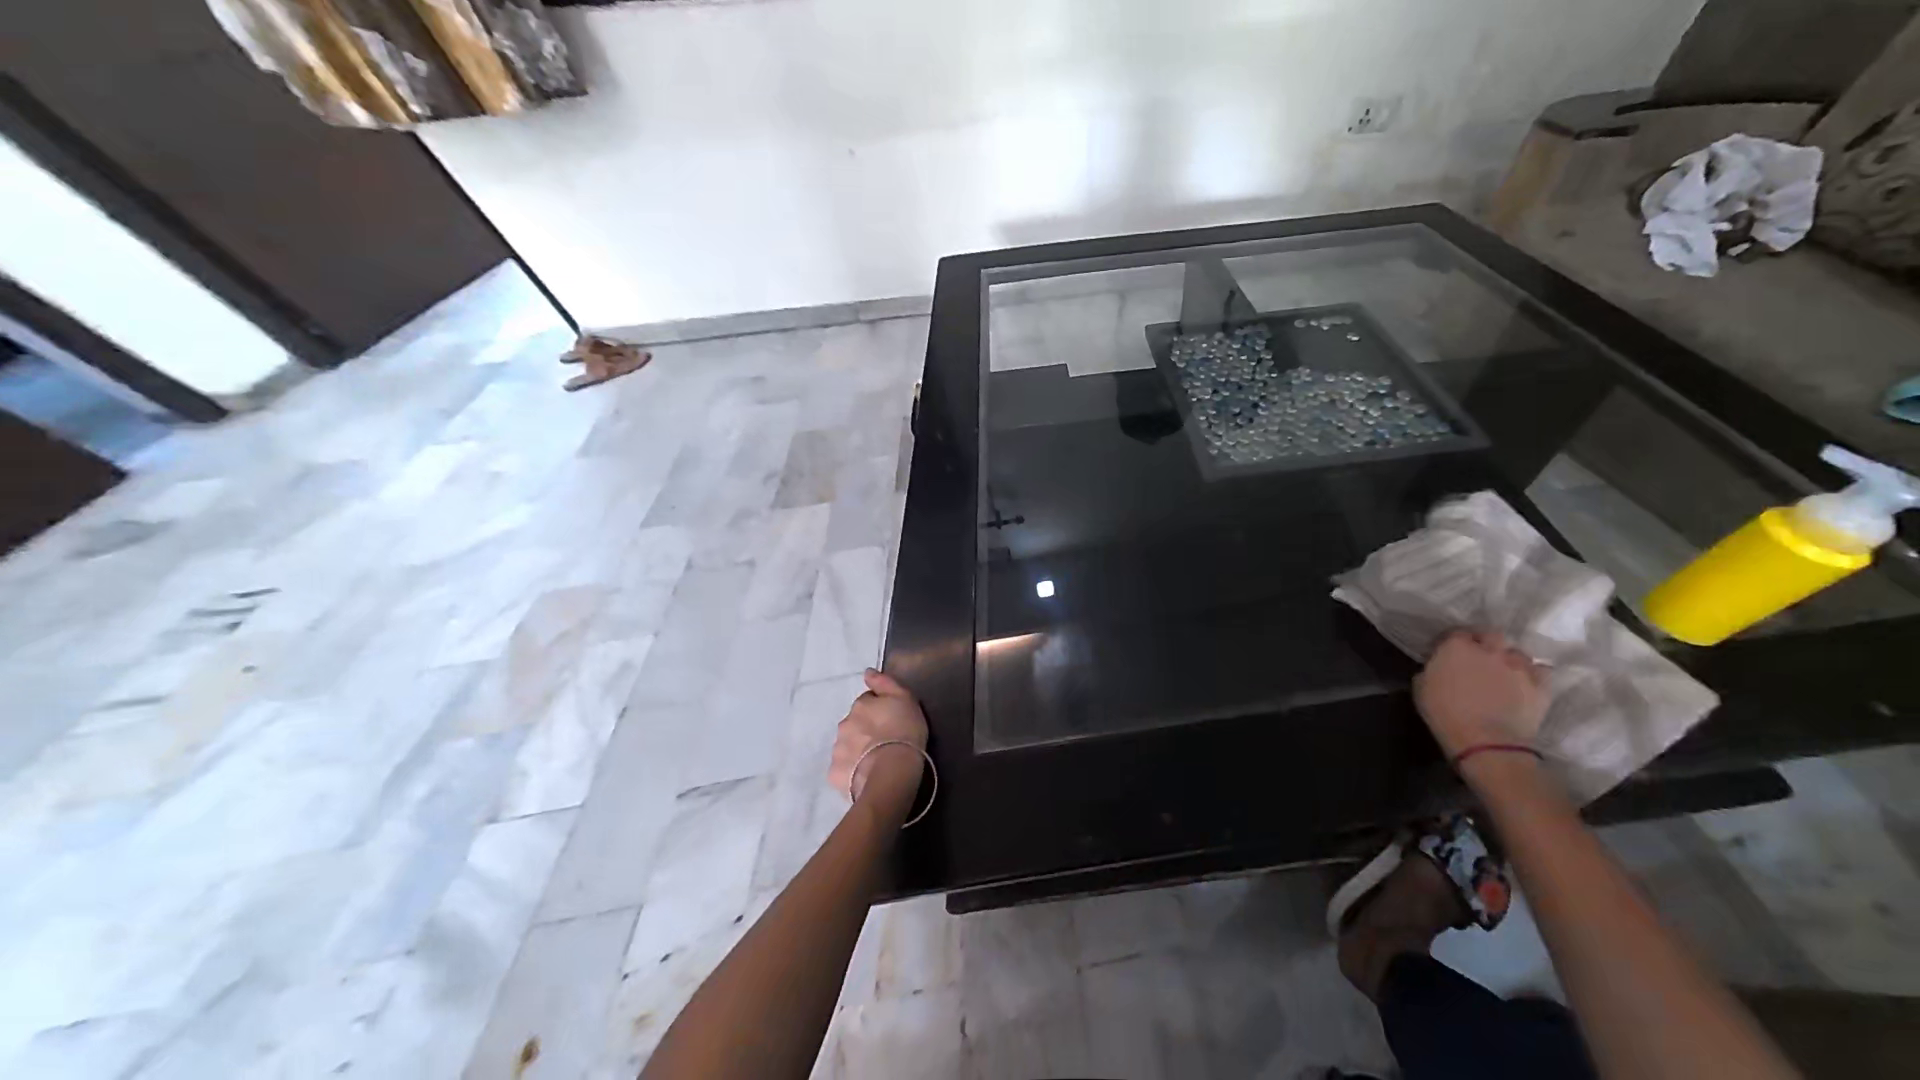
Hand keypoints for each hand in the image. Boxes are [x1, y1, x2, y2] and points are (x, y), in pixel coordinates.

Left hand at [828, 669, 928, 802]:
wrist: (892, 772)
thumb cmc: (903, 732)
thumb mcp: (905, 699)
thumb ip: (885, 682)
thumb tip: (867, 671)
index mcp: (860, 706)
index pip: (866, 702)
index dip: (879, 710)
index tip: (891, 720)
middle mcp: (844, 725)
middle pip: (854, 724)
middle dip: (865, 730)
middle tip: (884, 742)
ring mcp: (838, 751)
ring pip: (847, 746)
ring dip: (858, 750)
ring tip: (876, 762)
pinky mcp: (835, 775)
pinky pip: (844, 770)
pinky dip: (852, 771)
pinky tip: (867, 776)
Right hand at [1413, 630, 1548, 758]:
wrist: (1486, 741)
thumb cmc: (1444, 714)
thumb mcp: (1421, 687)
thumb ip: (1431, 669)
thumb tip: (1438, 666)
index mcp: (1457, 647)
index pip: (1455, 633)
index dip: (1450, 642)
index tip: (1445, 654)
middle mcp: (1490, 649)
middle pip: (1491, 635)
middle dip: (1485, 643)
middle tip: (1478, 658)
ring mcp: (1519, 665)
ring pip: (1517, 653)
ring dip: (1509, 660)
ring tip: (1504, 673)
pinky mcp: (1541, 684)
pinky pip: (1540, 670)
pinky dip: (1532, 674)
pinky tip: (1524, 684)